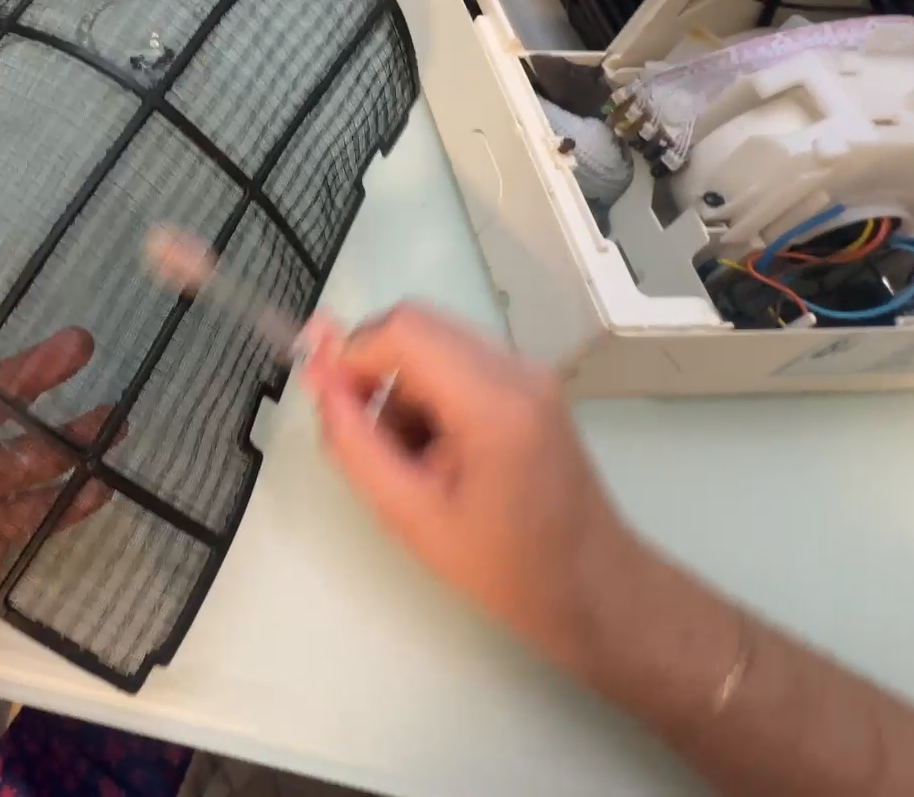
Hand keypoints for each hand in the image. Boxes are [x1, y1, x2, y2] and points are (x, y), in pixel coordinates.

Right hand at [300, 304, 643, 667]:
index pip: (400, 330)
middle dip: (370, 368)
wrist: (597, 589)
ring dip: (396, 384)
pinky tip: (436, 446)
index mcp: (494, 403)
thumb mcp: (406, 513)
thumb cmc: (503, 565)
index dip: (350, 354)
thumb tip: (317, 375)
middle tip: (362, 429)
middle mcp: (516, 368)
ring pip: (426, 340)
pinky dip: (422, 390)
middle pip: (411, 324)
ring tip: (408, 454)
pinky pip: (450, 357)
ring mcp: (527, 369)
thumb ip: (352, 439)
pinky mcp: (527, 378)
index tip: (331, 402)